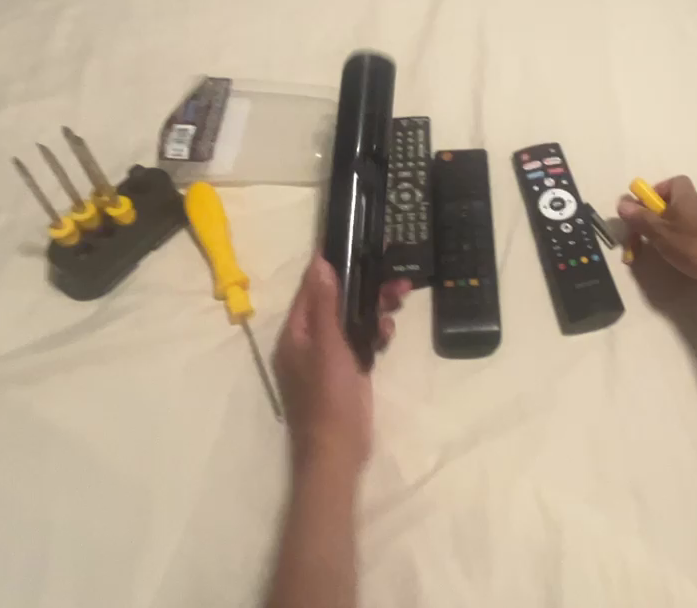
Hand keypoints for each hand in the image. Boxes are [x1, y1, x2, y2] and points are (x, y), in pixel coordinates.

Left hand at [273, 258, 408, 471]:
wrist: (338, 453)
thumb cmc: (327, 398)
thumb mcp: (327, 346)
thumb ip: (324, 304)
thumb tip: (319, 263)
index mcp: (296, 334)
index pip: (311, 288)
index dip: (330, 266)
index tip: (354, 244)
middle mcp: (309, 341)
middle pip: (337, 302)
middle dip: (365, 288)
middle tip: (396, 280)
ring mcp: (329, 357)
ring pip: (352, 320)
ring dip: (374, 308)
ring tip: (400, 299)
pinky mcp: (348, 370)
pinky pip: (361, 340)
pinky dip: (375, 332)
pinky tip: (388, 332)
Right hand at [617, 176, 696, 300]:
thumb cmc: (695, 245)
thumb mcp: (661, 232)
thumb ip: (640, 218)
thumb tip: (622, 203)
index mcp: (685, 197)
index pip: (672, 182)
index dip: (655, 192)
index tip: (643, 209)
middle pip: (672, 205)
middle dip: (653, 220)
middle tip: (640, 238)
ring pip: (680, 223)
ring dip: (663, 235)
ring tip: (654, 252)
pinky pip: (690, 238)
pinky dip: (679, 246)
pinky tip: (676, 260)